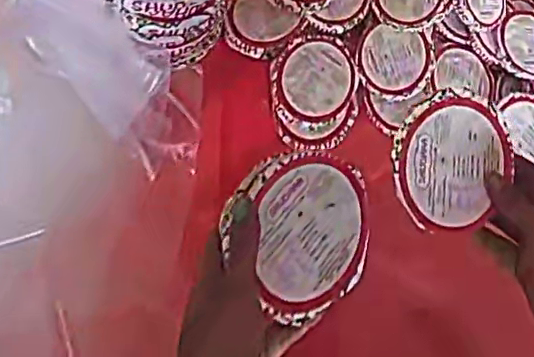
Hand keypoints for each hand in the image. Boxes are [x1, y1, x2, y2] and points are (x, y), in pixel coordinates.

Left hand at [179, 197, 307, 356]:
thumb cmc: (223, 338)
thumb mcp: (235, 288)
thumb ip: (242, 247)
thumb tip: (243, 200)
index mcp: (210, 283)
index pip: (221, 237)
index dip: (240, 213)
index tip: (266, 192)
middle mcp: (224, 302)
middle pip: (248, 263)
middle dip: (272, 241)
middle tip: (299, 217)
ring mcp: (242, 325)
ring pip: (268, 292)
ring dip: (289, 275)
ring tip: (315, 250)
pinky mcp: (260, 346)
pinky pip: (285, 322)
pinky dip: (302, 311)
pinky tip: (322, 296)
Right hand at [482, 160, 533, 356]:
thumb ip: (514, 202)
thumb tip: (492, 175)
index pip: (528, 171)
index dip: (507, 160)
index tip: (481, 150)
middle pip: (516, 195)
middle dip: (493, 185)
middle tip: (464, 173)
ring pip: (508, 220)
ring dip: (488, 212)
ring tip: (461, 197)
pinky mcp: (527, 266)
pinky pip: (504, 247)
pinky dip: (489, 239)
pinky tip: (471, 232)